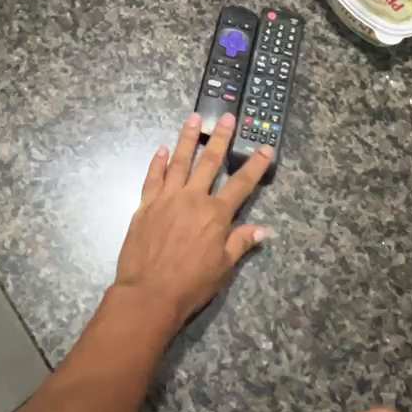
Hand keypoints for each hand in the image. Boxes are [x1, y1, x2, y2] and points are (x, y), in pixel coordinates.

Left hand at [110, 113, 273, 334]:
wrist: (149, 294)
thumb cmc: (190, 284)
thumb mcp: (223, 268)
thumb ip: (241, 243)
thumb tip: (265, 229)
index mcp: (216, 214)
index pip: (241, 184)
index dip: (255, 165)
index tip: (265, 147)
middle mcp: (193, 198)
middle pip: (210, 162)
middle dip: (220, 138)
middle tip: (226, 117)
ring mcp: (167, 198)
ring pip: (180, 161)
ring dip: (187, 138)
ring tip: (194, 118)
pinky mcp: (146, 204)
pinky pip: (153, 177)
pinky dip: (158, 162)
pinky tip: (162, 149)